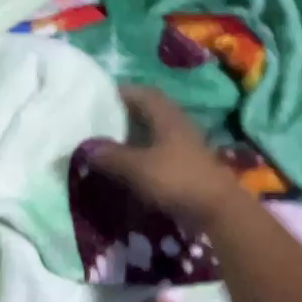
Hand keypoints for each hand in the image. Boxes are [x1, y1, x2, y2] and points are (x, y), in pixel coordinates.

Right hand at [86, 85, 240, 222]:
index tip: (99, 98)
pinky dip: (142, 152)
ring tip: (110, 143)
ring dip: (134, 134)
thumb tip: (86, 147)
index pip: (143, 93)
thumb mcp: (136, 167)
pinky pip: (159, 149)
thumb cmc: (175, 179)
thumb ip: (110, 155)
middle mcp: (177, 124)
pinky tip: (130, 163)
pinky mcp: (186, 163)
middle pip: (149, 111)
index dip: (122, 92)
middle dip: (125, 113)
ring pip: (155, 131)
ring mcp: (185, 144)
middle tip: (100, 121)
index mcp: (166, 116)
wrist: (216, 208)